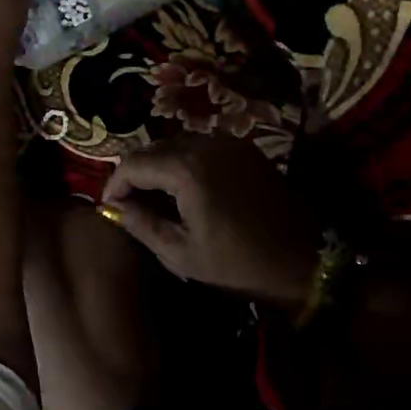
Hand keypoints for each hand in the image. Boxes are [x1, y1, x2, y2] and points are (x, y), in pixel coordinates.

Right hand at [100, 136, 318, 310]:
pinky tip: (184, 191)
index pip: (133, 163)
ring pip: (177, 144)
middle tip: (128, 204)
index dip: (114, 184)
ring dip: (158, 166)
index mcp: (187, 170)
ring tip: (154, 198)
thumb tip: (114, 208)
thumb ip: (141, 224)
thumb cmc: (237, 264)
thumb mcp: (180, 253)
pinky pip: (202, 148)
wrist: (301, 262)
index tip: (110, 208)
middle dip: (135, 174)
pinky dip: (184, 163)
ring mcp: (230, 144)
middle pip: (153, 148)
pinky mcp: (246, 151)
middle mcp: (207, 145)